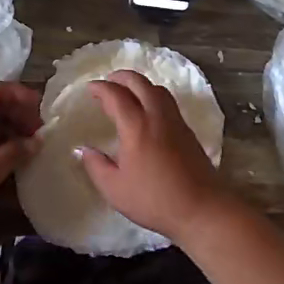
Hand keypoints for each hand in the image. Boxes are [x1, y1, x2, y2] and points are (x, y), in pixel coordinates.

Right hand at [77, 70, 237, 244]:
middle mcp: (157, 116)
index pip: (116, 96)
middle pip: (140, 83)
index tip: (90, 88)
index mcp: (136, 126)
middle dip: (122, 77)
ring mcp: (175, 121)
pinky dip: (154, 95)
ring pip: (157, 89)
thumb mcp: (114, 189)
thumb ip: (96, 166)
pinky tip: (148, 109)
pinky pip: (168, 101)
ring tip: (128, 91)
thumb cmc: (153, 199)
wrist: (200, 206)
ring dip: (140, 84)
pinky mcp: (187, 130)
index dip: (101, 88)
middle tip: (108, 81)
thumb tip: (83, 149)